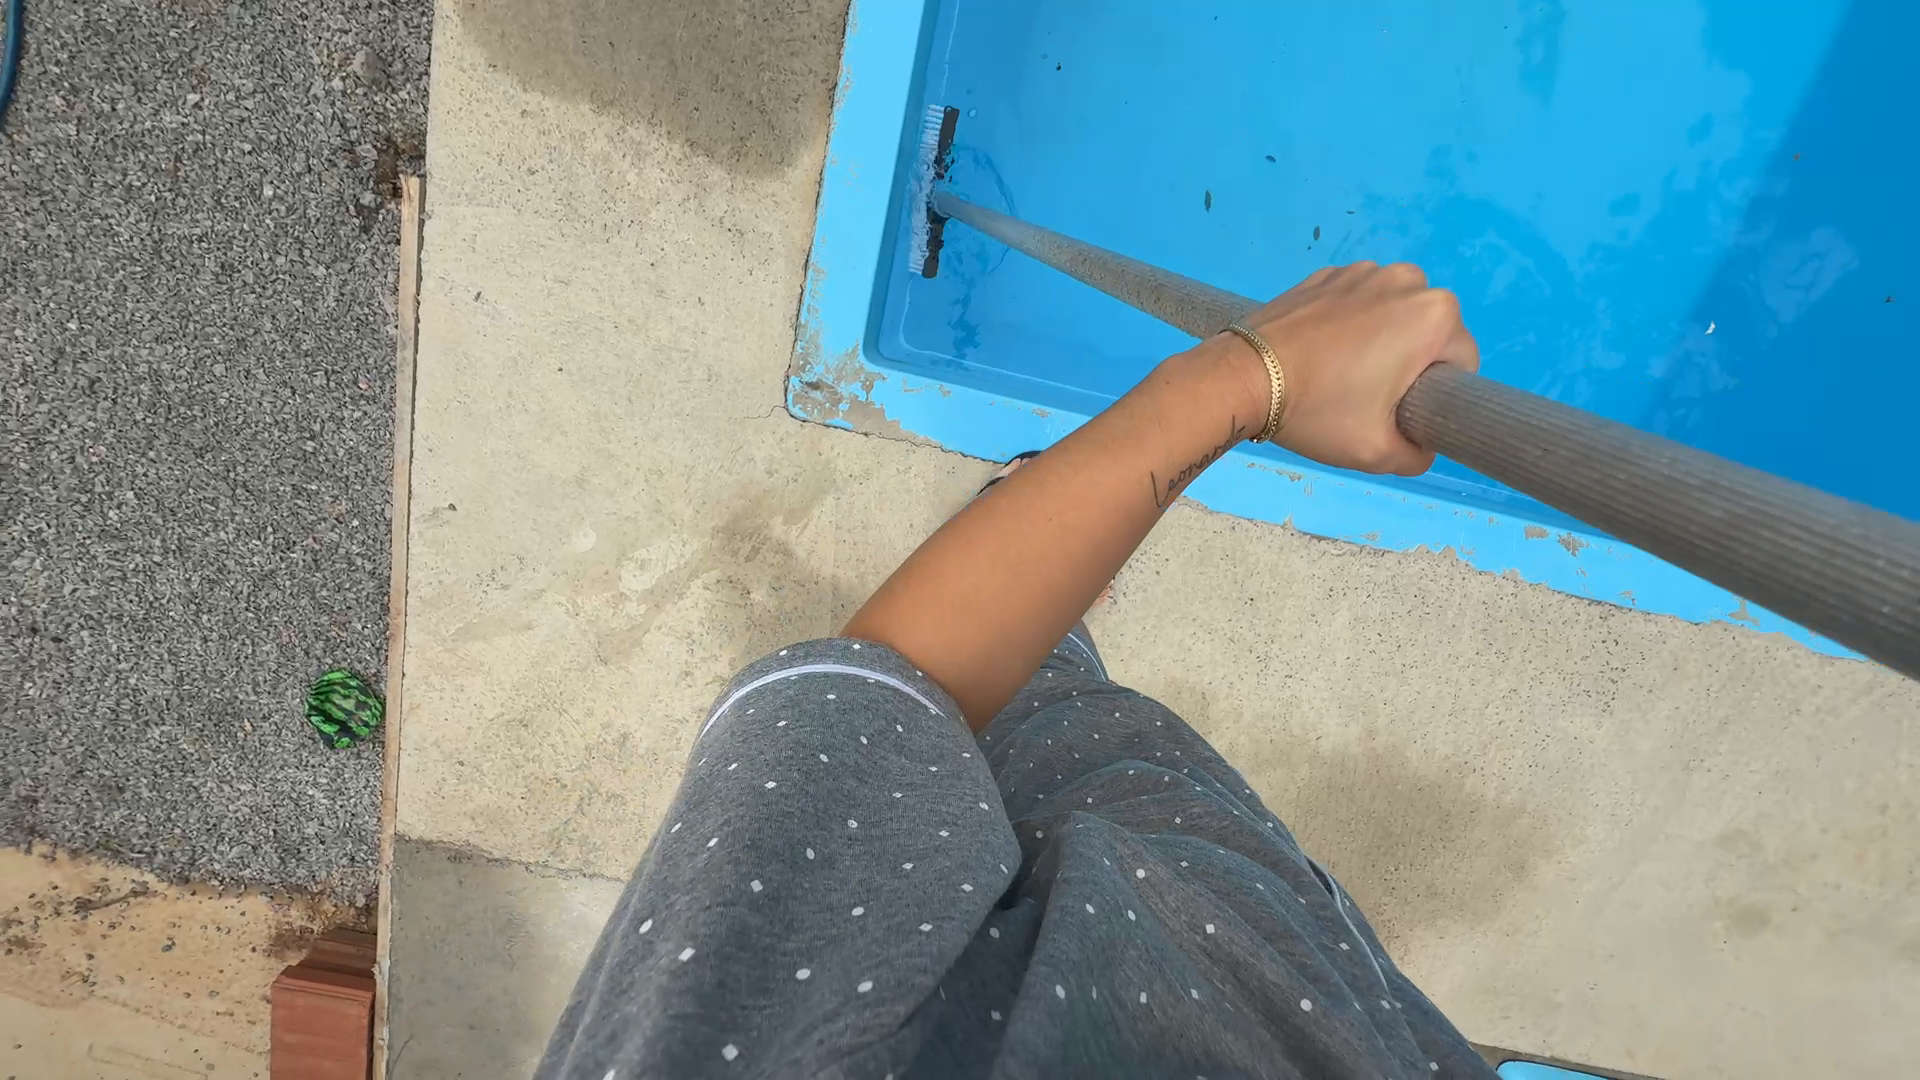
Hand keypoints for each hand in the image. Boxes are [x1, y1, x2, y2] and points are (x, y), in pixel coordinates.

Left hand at [1234, 261, 1477, 475]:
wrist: (1241, 377)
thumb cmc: (1316, 410)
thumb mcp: (1376, 452)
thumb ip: (1417, 455)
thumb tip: (1423, 448)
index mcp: (1435, 314)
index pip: (1460, 363)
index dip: (1434, 395)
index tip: (1394, 411)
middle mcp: (1406, 279)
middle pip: (1426, 335)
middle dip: (1405, 365)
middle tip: (1360, 397)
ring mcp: (1360, 271)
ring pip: (1388, 316)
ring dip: (1374, 342)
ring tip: (1332, 375)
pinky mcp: (1321, 276)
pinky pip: (1350, 305)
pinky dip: (1341, 326)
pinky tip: (1313, 354)